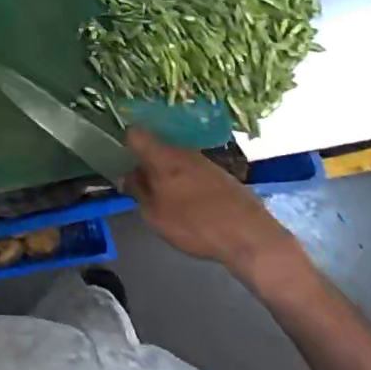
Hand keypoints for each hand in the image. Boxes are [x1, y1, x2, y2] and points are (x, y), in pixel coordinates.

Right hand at [124, 129, 311, 285]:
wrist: (249, 235)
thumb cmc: (194, 225)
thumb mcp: (155, 215)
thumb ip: (138, 192)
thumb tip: (128, 176)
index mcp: (162, 157)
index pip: (136, 134)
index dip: (125, 143)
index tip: (121, 159)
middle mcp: (183, 151)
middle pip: (157, 147)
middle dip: (147, 162)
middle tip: (142, 185)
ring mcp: (205, 161)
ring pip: (177, 159)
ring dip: (168, 172)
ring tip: (166, 197)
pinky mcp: (222, 174)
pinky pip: (194, 170)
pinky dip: (187, 181)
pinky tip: (191, 203)